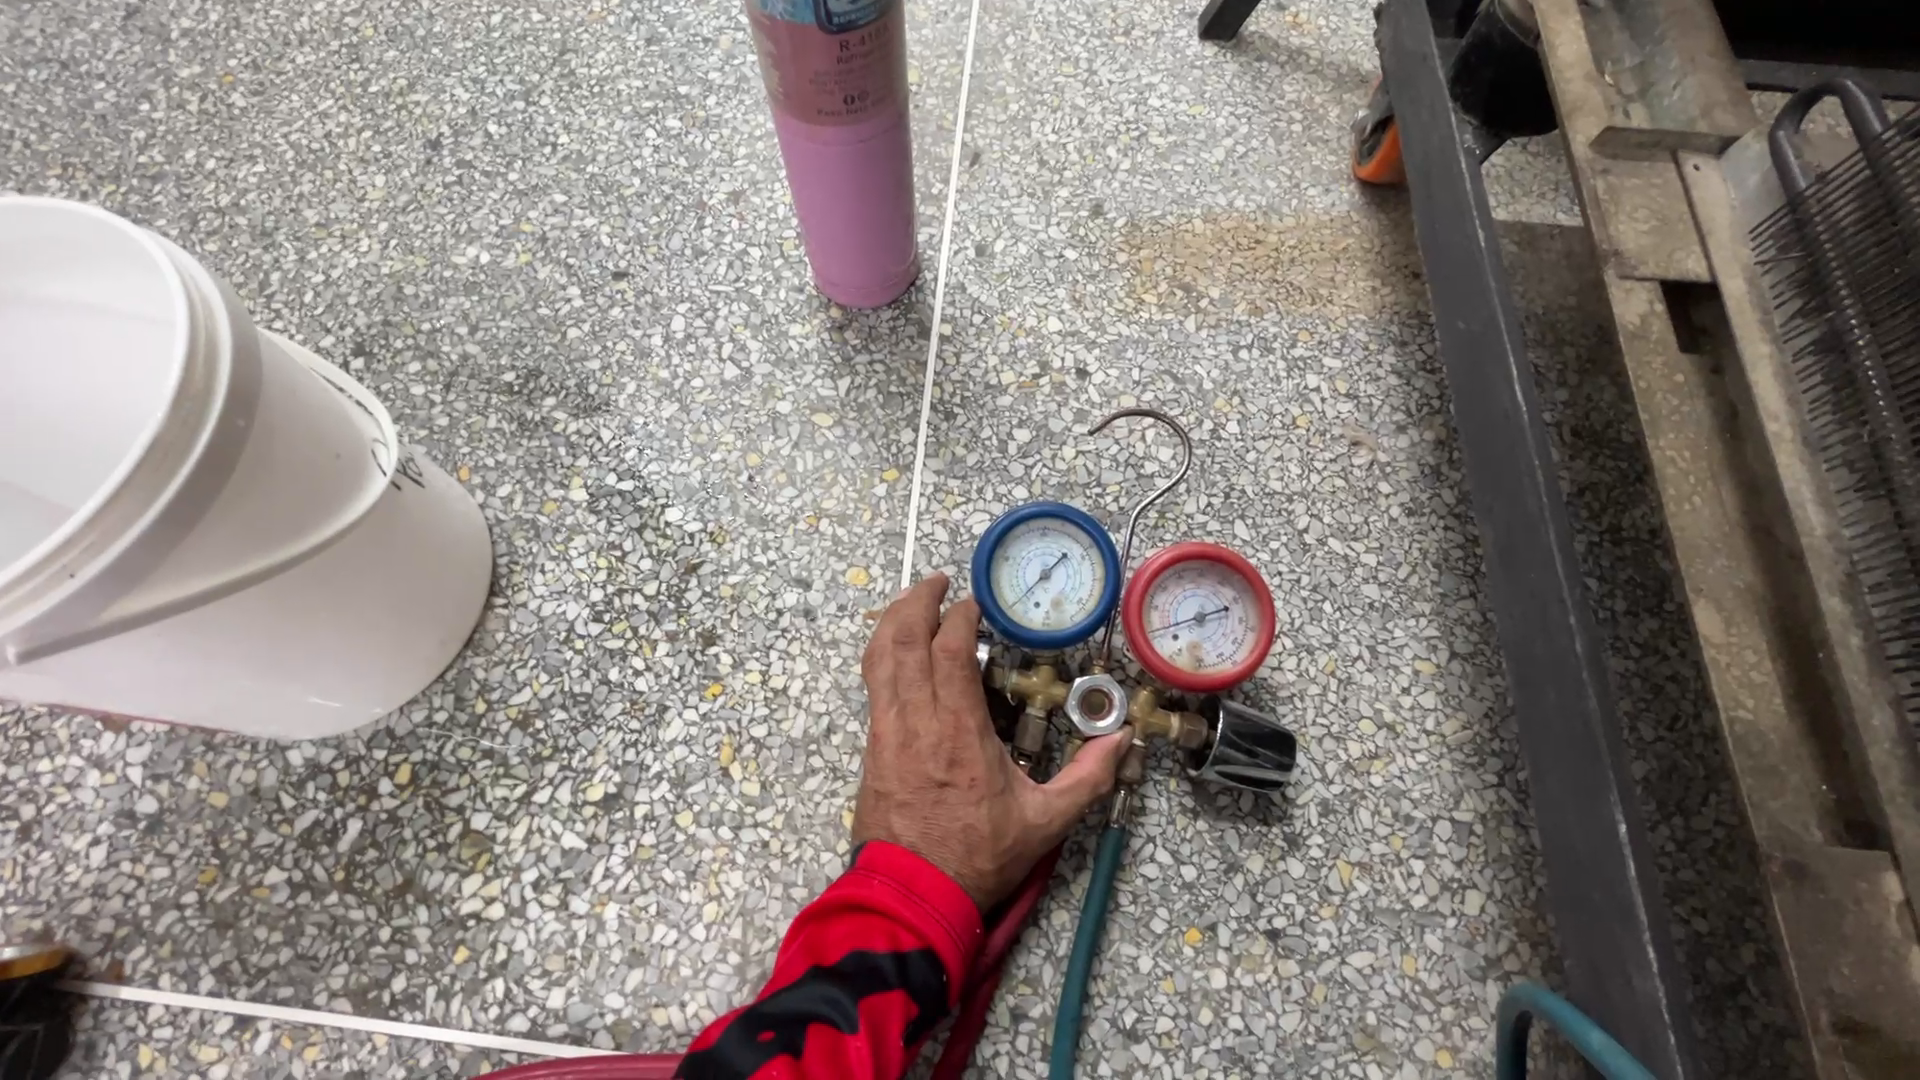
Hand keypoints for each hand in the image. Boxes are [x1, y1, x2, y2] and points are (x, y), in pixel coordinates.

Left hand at [853, 573, 1129, 909]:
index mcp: (958, 729)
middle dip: (917, 601)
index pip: (950, 650)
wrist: (912, 894)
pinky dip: (882, 652)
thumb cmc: (977, 855)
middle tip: (937, 582)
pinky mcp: (871, 744)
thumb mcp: (1044, 822)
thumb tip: (1122, 738)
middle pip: (904, 639)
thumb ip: (1087, 777)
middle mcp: (915, 719)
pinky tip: (895, 648)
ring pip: (879, 657)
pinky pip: (871, 683)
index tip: (975, 603)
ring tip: (912, 601)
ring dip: (893, 620)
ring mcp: (886, 729)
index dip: (959, 616)